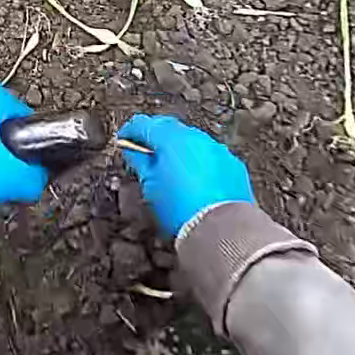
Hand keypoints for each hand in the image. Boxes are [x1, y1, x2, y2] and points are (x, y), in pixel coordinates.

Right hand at [117, 114, 254, 236]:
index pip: (144, 125)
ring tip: (170, 168)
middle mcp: (195, 137)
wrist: (220, 230)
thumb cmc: (180, 209)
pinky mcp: (231, 162)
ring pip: (191, 141)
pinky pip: (210, 155)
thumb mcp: (150, 186)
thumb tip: (132, 150)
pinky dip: (199, 161)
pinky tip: (194, 179)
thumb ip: (140, 162)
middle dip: (155, 136)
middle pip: (169, 128)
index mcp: (170, 138)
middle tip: (145, 150)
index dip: (131, 130)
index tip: (124, 138)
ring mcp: (215, 148)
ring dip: (179, 149)